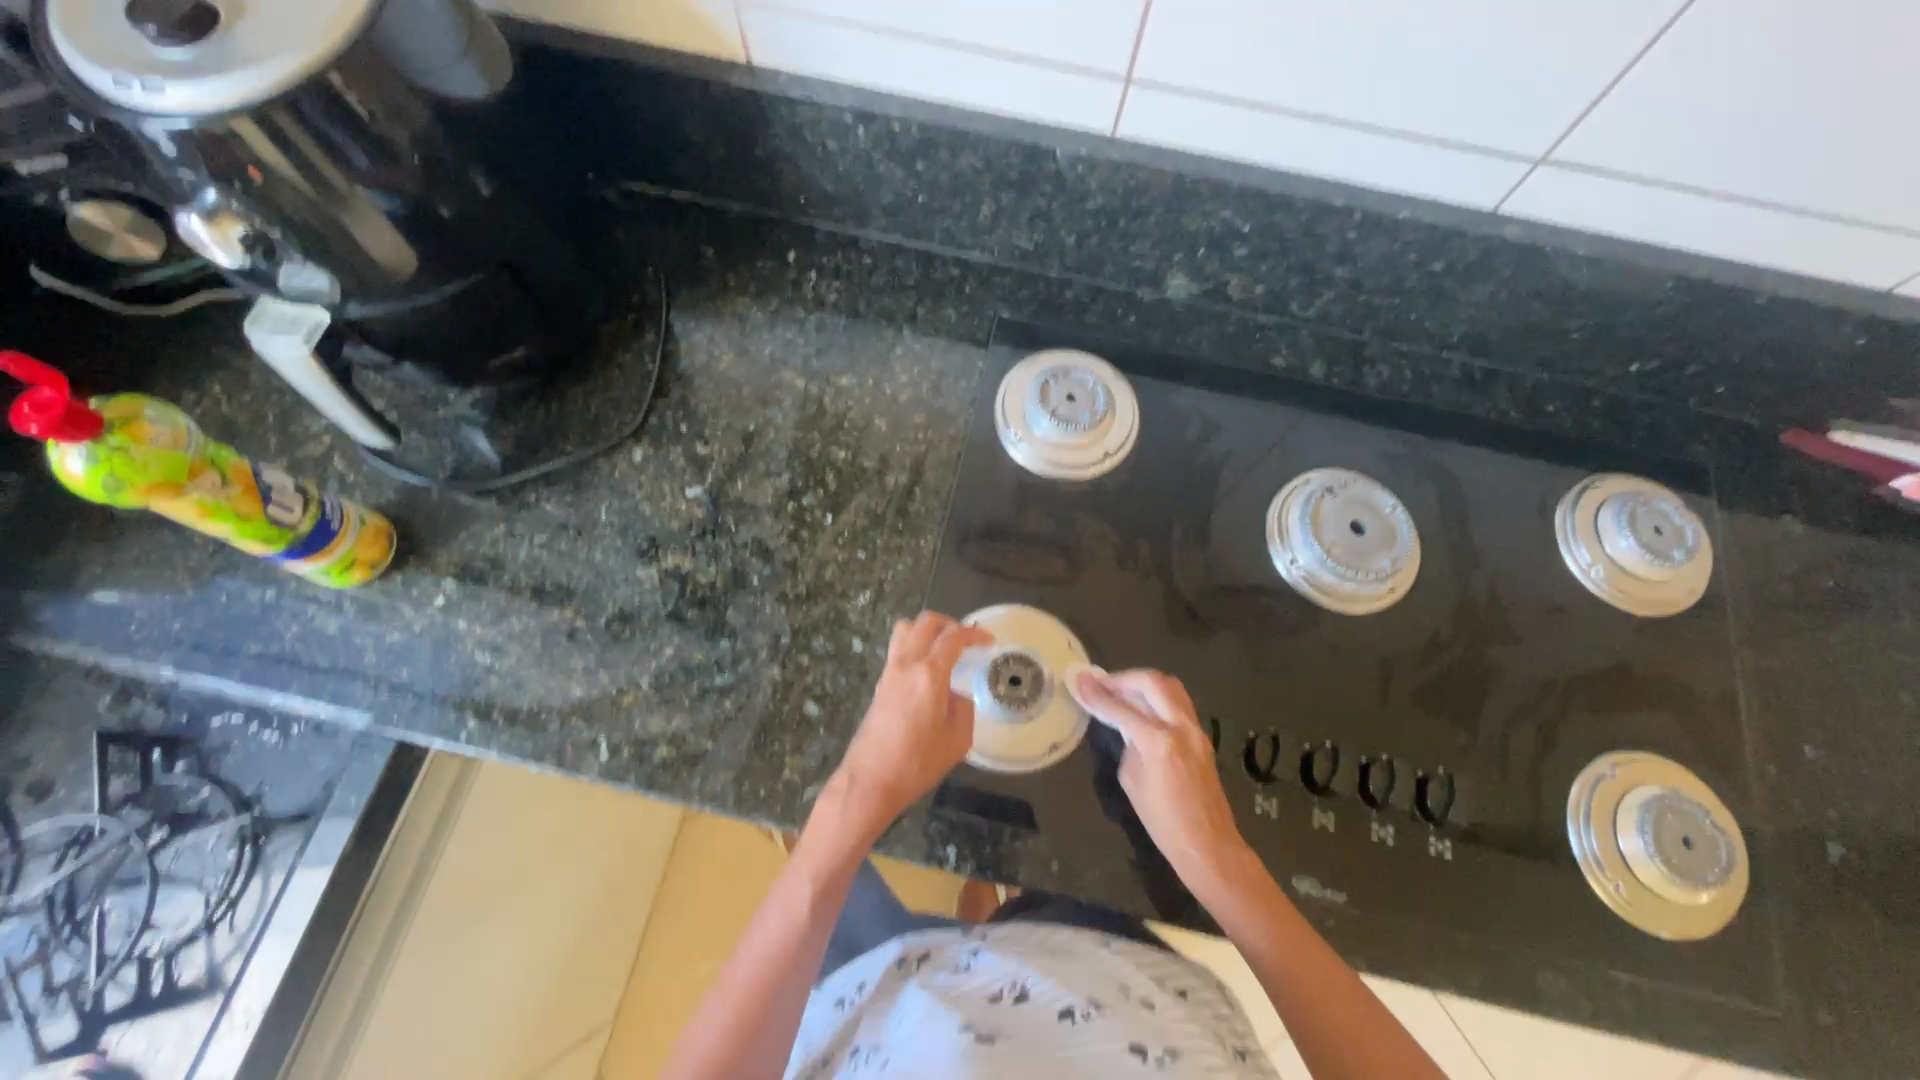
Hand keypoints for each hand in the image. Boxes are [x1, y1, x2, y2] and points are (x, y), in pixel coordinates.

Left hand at [828, 612, 992, 833]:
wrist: (870, 780)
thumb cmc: (918, 763)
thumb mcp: (958, 739)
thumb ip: (964, 707)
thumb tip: (956, 694)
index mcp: (929, 674)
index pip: (953, 637)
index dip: (975, 634)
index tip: (989, 641)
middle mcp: (906, 664)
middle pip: (925, 622)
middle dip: (950, 623)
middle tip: (966, 640)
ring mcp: (889, 672)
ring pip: (905, 629)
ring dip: (927, 630)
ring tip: (944, 649)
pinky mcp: (880, 685)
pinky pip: (898, 649)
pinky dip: (915, 646)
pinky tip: (928, 671)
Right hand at [1074, 669, 1251, 885]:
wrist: (1208, 843)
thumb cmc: (1163, 822)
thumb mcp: (1132, 782)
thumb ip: (1128, 745)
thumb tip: (1127, 727)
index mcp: (1159, 742)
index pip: (1121, 707)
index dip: (1097, 693)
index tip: (1079, 680)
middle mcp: (1181, 727)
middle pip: (1152, 682)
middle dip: (1123, 678)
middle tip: (1101, 684)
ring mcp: (1196, 729)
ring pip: (1171, 687)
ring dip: (1144, 683)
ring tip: (1122, 692)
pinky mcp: (1203, 737)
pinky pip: (1179, 703)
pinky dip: (1158, 698)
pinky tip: (1143, 709)